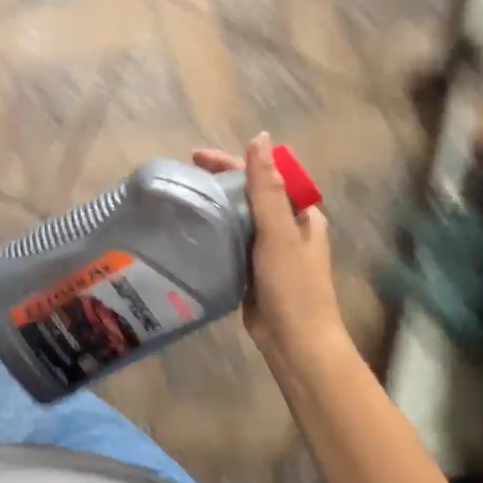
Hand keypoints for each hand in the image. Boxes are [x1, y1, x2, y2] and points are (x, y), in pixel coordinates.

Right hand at [193, 133, 348, 369]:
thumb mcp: (278, 232)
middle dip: (220, 180)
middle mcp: (287, 227)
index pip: (266, 174)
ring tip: (182, 197)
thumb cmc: (292, 286)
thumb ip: (267, 188)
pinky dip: (214, 230)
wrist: (296, 343)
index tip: (197, 156)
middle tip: (185, 175)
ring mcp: (270, 249)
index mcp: (300, 214)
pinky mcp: (253, 269)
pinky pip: (231, 240)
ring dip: (216, 204)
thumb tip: (259, 139)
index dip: (234, 161)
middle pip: (251, 193)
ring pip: (239, 216)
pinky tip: (191, 230)